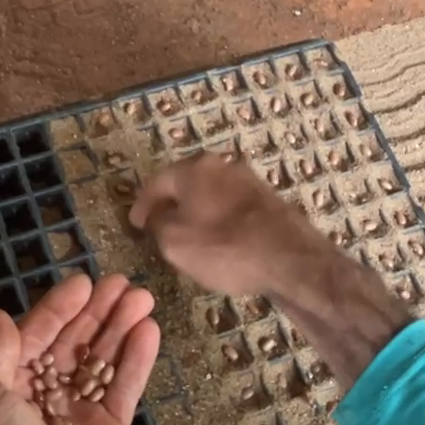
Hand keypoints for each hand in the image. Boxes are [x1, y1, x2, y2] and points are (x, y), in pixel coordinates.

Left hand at [0, 274, 159, 424]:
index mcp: (6, 390)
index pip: (33, 336)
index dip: (57, 308)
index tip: (84, 282)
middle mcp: (40, 397)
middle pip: (71, 342)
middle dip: (95, 311)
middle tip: (124, 283)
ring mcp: (77, 414)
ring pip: (100, 359)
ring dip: (120, 327)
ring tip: (143, 297)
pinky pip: (123, 386)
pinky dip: (136, 358)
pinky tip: (149, 331)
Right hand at [128, 153, 329, 296]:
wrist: (290, 259)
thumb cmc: (224, 247)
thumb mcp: (174, 241)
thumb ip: (158, 223)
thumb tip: (158, 215)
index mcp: (193, 168)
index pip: (156, 182)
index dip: (141, 205)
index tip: (134, 225)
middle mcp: (221, 165)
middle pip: (185, 183)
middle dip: (169, 204)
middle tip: (157, 226)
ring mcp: (248, 180)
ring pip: (209, 194)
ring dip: (195, 211)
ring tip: (186, 235)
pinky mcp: (268, 199)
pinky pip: (231, 206)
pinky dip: (217, 219)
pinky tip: (218, 240)